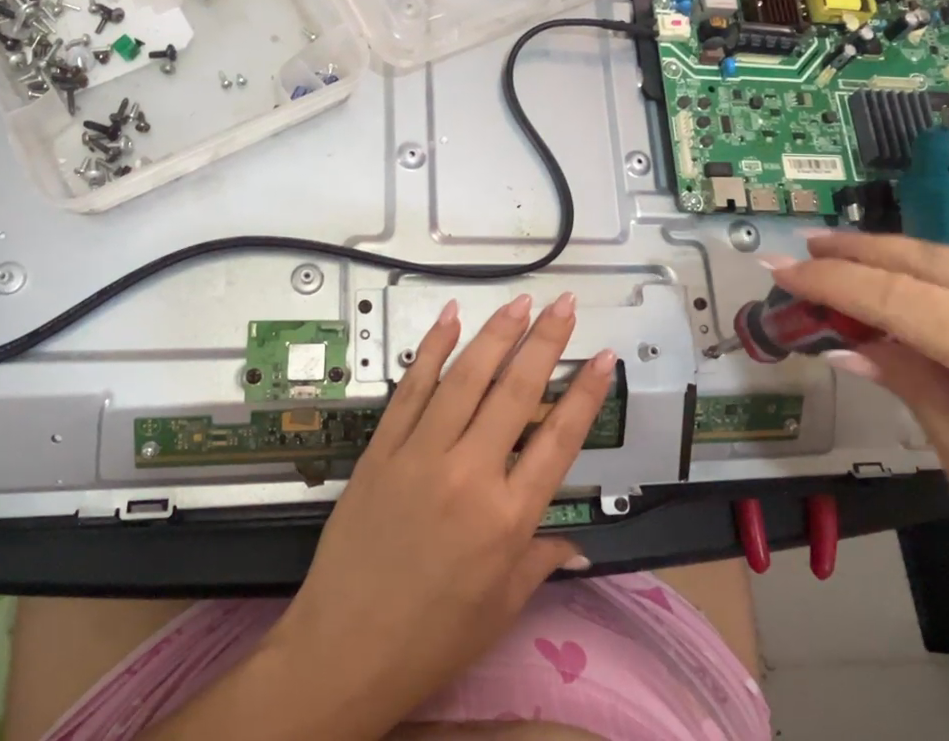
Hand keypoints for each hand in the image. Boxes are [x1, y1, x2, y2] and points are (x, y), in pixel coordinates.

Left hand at [264, 294, 612, 737]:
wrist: (346, 648)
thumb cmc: (432, 638)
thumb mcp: (502, 606)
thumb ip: (541, 561)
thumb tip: (577, 545)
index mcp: (509, 516)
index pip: (559, 438)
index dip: (586, 393)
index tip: (602, 358)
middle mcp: (469, 474)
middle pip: (515, 393)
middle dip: (545, 342)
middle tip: (565, 305)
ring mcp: (420, 456)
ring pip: (464, 379)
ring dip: (495, 335)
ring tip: (520, 301)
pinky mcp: (380, 452)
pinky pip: (409, 391)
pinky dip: (430, 351)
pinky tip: (448, 319)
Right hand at [771, 235, 948, 735]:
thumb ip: (924, 398)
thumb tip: (854, 345)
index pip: (913, 303)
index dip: (839, 283)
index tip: (782, 271)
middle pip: (944, 264)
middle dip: (866, 252)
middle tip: (804, 249)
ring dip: (906, 261)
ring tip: (845, 261)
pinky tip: (919, 289)